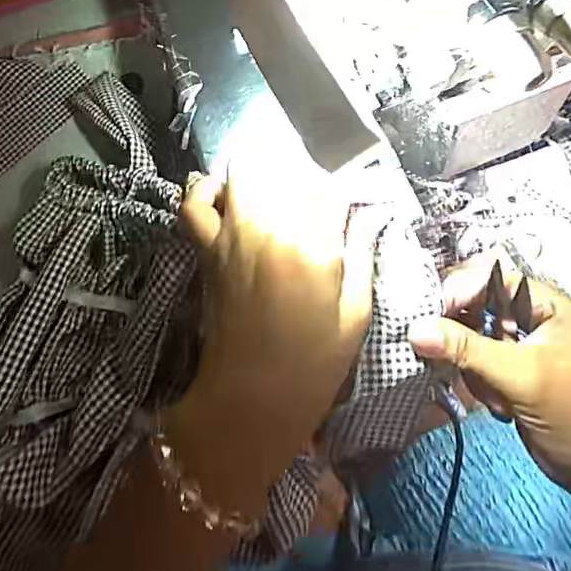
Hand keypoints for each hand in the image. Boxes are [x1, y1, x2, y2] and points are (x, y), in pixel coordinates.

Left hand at [171, 169, 374, 490]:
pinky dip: (206, 190)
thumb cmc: (313, 364)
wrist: (249, 400)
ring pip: (243, 175)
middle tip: (310, 198)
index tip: (344, 206)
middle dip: (300, 175)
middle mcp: (270, 230)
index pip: (327, 188)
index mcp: (315, 247)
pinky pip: (194, 205)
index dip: (339, 191)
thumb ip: (365, 253)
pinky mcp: (207, 249)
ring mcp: (232, 236)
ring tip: (276, 188)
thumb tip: (376, 210)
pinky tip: (225, 193)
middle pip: (283, 169)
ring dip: (262, 173)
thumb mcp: (355, 314)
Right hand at [407, 258, 570, 506]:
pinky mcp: (509, 373)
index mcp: (543, 301)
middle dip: (463, 336)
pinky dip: (477, 383)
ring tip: (495, 397)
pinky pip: (474, 364)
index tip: (429, 316)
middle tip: (456, 363)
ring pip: (469, 337)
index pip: (487, 275)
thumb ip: (468, 350)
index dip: (457, 290)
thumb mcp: (524, 378)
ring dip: (472, 368)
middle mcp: (529, 315)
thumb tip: (414, 328)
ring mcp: (518, 345)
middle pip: (474, 304)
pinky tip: (498, 407)